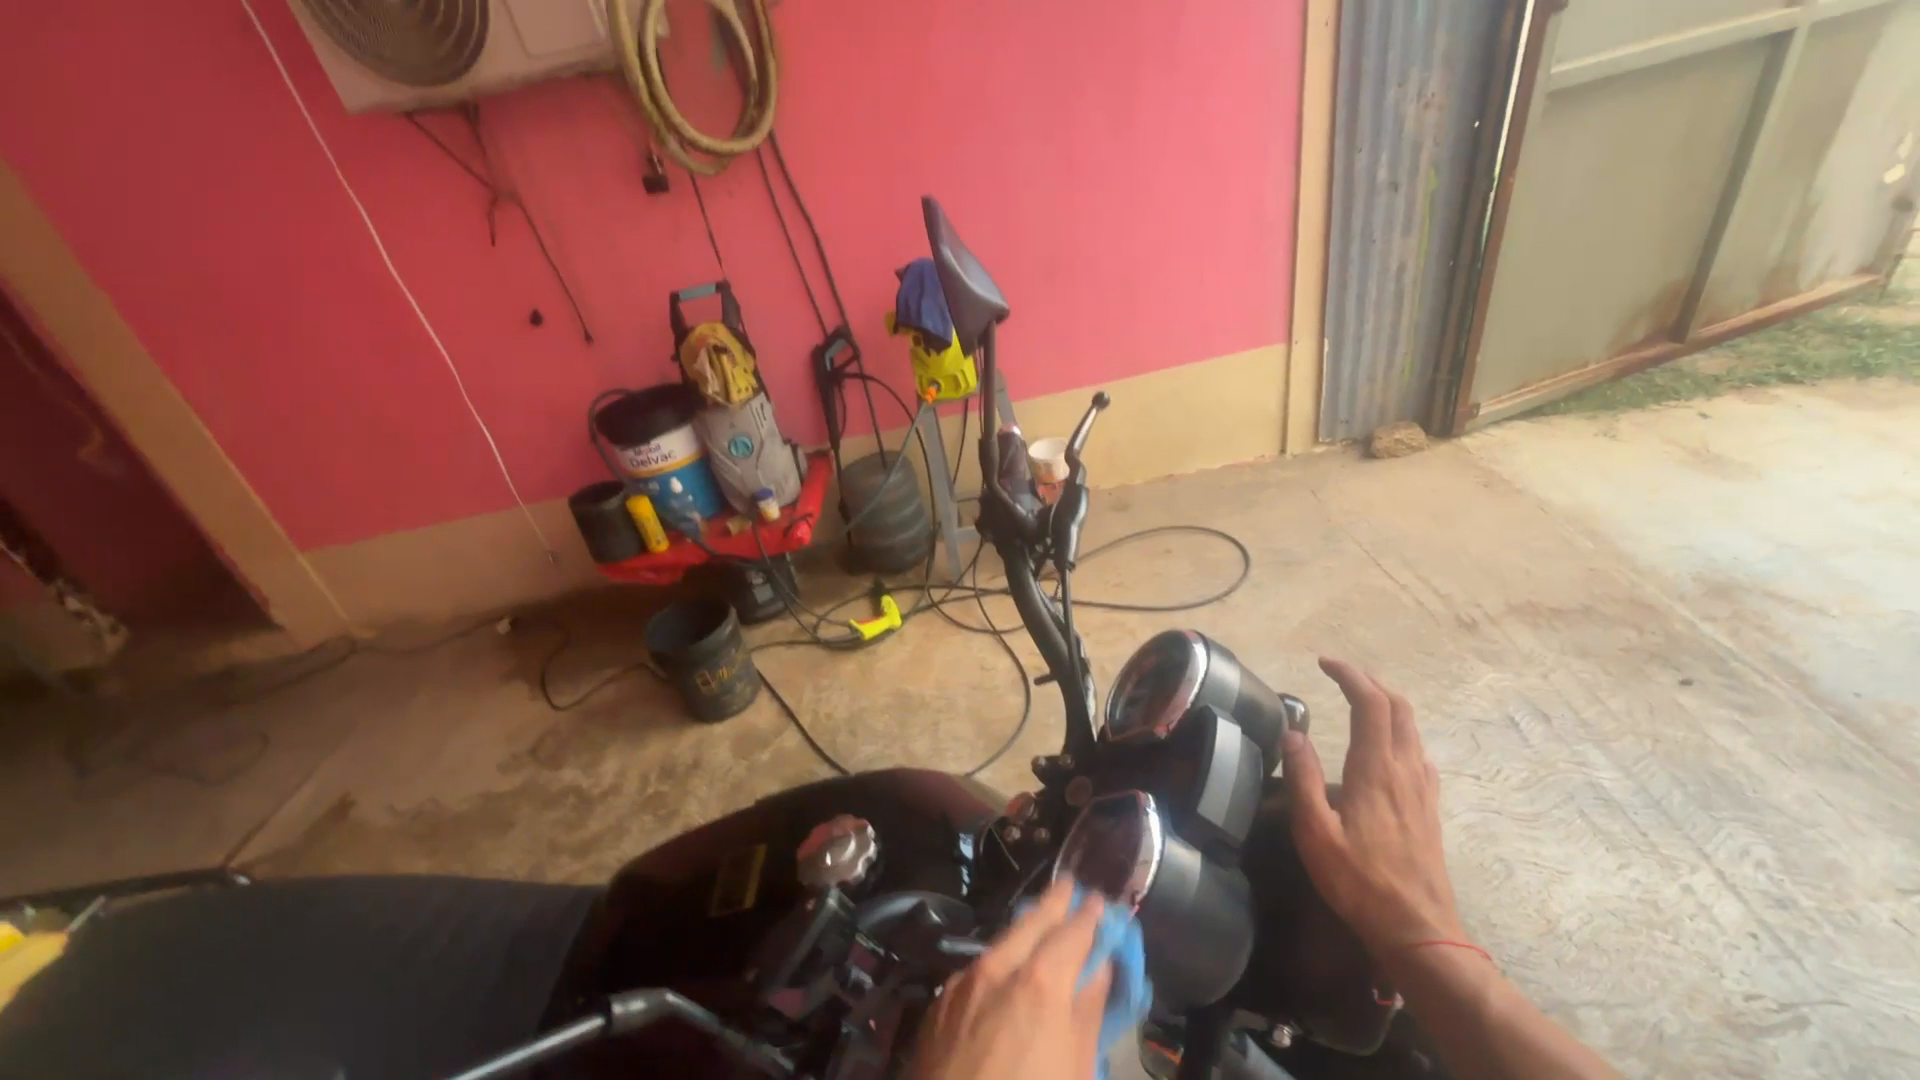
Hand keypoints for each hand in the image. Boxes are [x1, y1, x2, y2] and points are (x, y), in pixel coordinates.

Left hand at [907, 879, 1112, 1079]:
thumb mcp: (1075, 1069)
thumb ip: (1087, 1015)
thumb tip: (1099, 972)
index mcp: (1039, 984)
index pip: (1072, 933)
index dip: (1089, 916)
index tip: (1100, 900)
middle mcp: (997, 969)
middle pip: (1031, 922)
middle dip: (1054, 902)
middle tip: (1070, 884)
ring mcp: (962, 983)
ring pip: (999, 942)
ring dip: (1023, 927)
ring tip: (1040, 918)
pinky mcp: (938, 1005)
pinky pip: (976, 967)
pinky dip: (997, 957)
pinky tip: (1001, 966)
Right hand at [1282, 657, 1465, 953]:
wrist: (1418, 929)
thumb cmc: (1359, 881)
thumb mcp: (1315, 832)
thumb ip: (1304, 778)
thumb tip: (1294, 734)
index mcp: (1376, 770)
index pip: (1371, 703)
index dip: (1350, 675)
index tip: (1324, 664)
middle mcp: (1405, 770)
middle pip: (1399, 707)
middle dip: (1370, 681)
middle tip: (1340, 675)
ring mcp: (1423, 789)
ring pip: (1412, 728)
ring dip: (1387, 703)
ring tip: (1357, 701)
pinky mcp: (1429, 807)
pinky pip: (1417, 752)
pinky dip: (1399, 732)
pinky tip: (1384, 748)